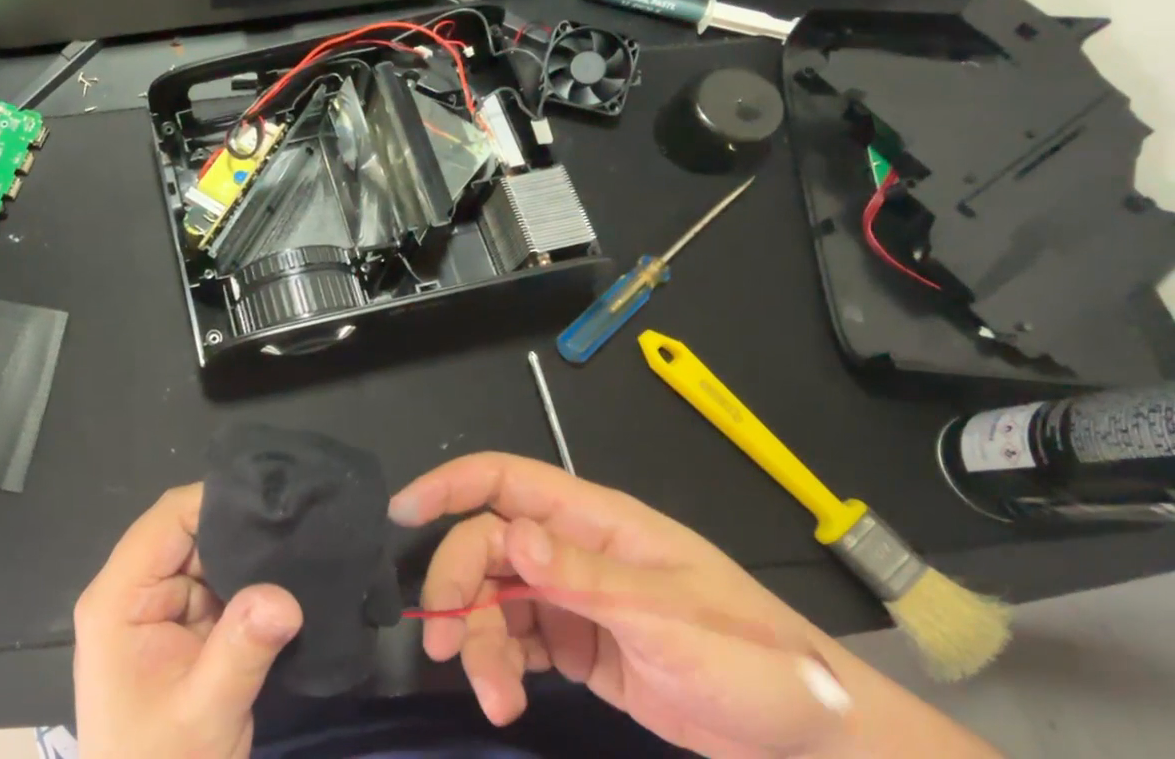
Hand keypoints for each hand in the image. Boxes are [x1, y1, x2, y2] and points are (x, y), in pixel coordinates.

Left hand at [74, 484, 302, 758]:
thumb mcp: (206, 711)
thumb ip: (241, 649)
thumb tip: (284, 594)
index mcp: (118, 599)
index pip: (165, 521)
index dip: (215, 502)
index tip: (273, 499)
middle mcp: (130, 594)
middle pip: (186, 534)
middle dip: (238, 531)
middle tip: (298, 523)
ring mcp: (154, 612)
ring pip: (204, 560)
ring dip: (246, 560)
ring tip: (299, 546)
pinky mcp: (176, 631)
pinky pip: (213, 591)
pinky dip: (244, 588)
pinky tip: (284, 580)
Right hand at [391, 453, 997, 758]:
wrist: (813, 738)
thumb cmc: (753, 661)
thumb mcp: (670, 619)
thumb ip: (585, 576)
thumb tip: (508, 532)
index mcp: (596, 522)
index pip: (507, 481)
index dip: (450, 485)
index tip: (402, 513)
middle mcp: (575, 550)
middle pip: (486, 545)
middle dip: (457, 588)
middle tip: (445, 643)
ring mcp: (573, 597)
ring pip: (493, 597)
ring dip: (477, 640)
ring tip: (491, 696)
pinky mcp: (575, 643)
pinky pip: (514, 639)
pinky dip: (498, 665)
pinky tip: (503, 699)